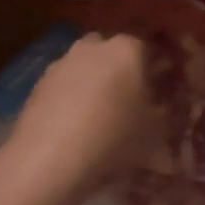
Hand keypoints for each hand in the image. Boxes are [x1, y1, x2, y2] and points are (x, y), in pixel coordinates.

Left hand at [0, 32, 160, 196]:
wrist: (49, 158)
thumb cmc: (113, 137)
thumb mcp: (153, 133)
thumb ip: (162, 117)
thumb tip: (164, 116)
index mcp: (128, 49)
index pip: (149, 48)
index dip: (157, 68)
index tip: (161, 89)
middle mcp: (95, 46)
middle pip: (114, 51)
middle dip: (122, 69)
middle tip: (129, 98)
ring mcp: (63, 61)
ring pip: (86, 65)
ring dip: (94, 81)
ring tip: (99, 114)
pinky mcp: (39, 82)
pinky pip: (64, 83)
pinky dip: (71, 96)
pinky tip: (73, 124)